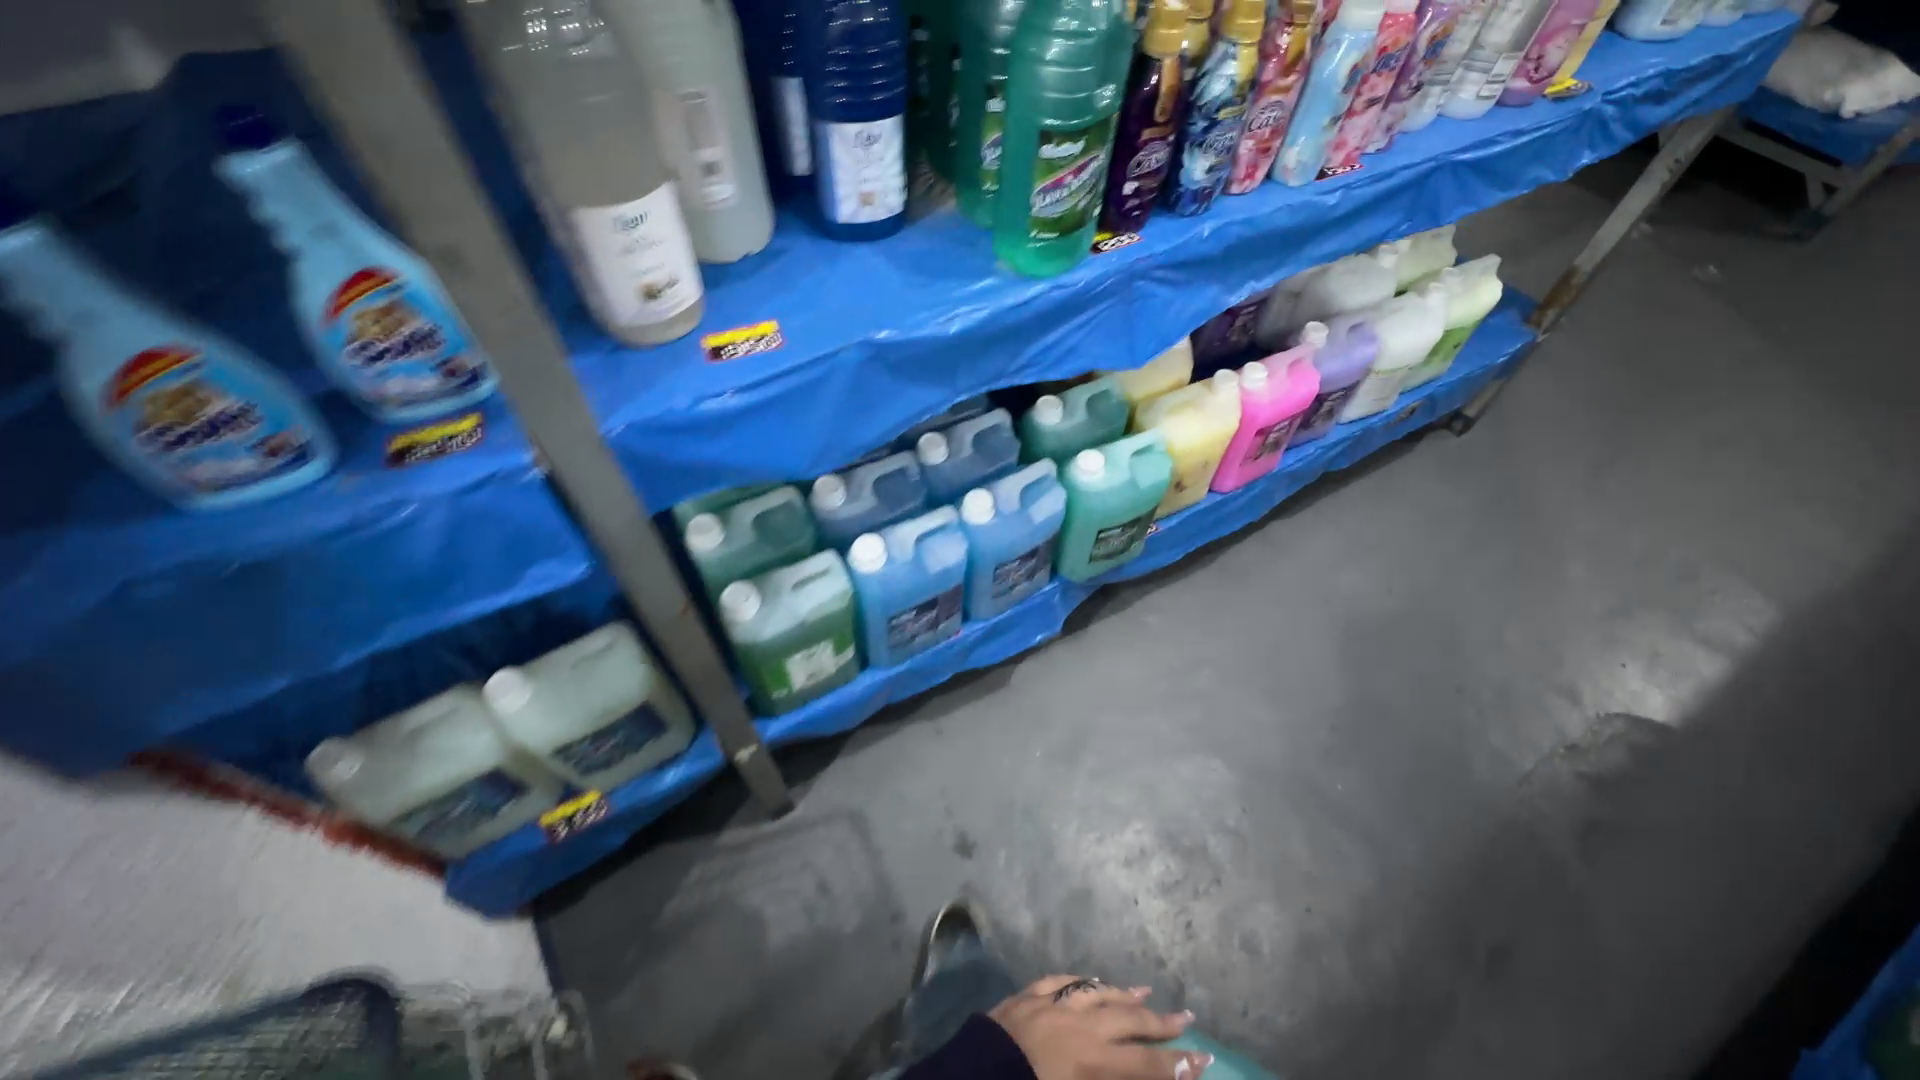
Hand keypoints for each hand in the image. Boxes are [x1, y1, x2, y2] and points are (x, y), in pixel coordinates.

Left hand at [987, 976, 1212, 1079]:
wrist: (970, 1076)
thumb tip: (1131, 1073)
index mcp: (1091, 1061)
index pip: (1145, 1063)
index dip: (1177, 1066)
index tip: (1205, 1060)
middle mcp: (1078, 1026)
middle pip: (1127, 1021)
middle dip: (1160, 1022)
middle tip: (1187, 1017)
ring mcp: (1050, 1006)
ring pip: (1096, 993)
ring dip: (1122, 993)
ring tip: (1145, 992)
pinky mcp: (1024, 997)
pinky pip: (1058, 983)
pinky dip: (1079, 982)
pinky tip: (1089, 980)